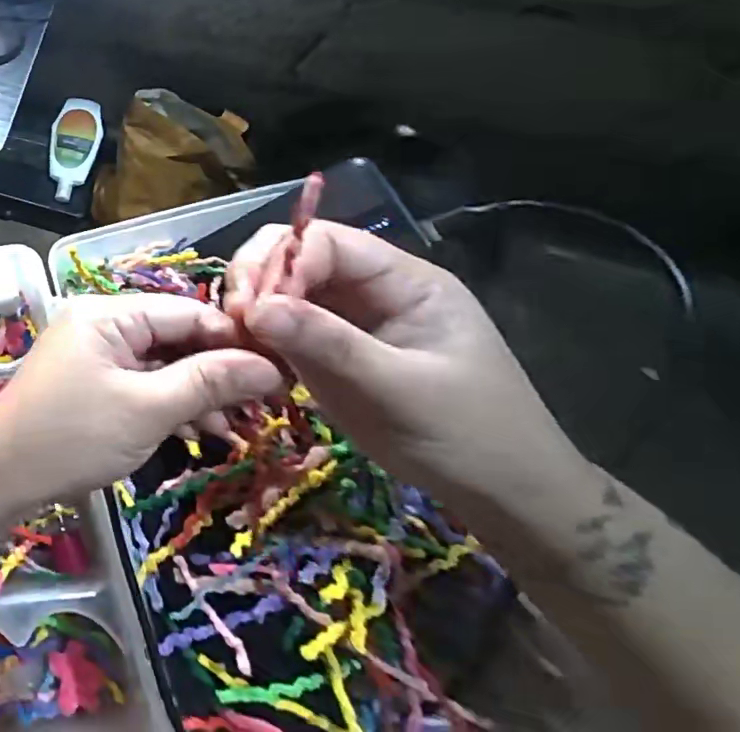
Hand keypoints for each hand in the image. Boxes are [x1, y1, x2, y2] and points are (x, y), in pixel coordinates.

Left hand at [0, 295, 281, 534]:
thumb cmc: (72, 436)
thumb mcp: (147, 409)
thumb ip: (207, 381)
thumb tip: (268, 365)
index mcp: (107, 313)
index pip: (186, 311)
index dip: (233, 339)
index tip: (280, 371)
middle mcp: (99, 323)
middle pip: (173, 336)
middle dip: (216, 371)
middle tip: (263, 408)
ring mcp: (92, 353)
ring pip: (160, 363)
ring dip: (196, 393)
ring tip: (234, 430)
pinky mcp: (89, 381)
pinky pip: (139, 382)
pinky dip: (167, 404)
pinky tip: (197, 433)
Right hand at [225, 220, 584, 502]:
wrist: (506, 498)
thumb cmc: (467, 437)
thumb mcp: (397, 389)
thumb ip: (326, 343)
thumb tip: (255, 309)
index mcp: (404, 280)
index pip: (325, 241)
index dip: (282, 264)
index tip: (252, 310)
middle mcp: (371, 287)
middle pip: (295, 255)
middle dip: (257, 279)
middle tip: (233, 321)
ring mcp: (349, 317)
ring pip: (281, 288)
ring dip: (250, 307)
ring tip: (235, 341)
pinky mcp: (330, 346)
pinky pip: (281, 323)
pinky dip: (257, 333)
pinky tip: (248, 355)